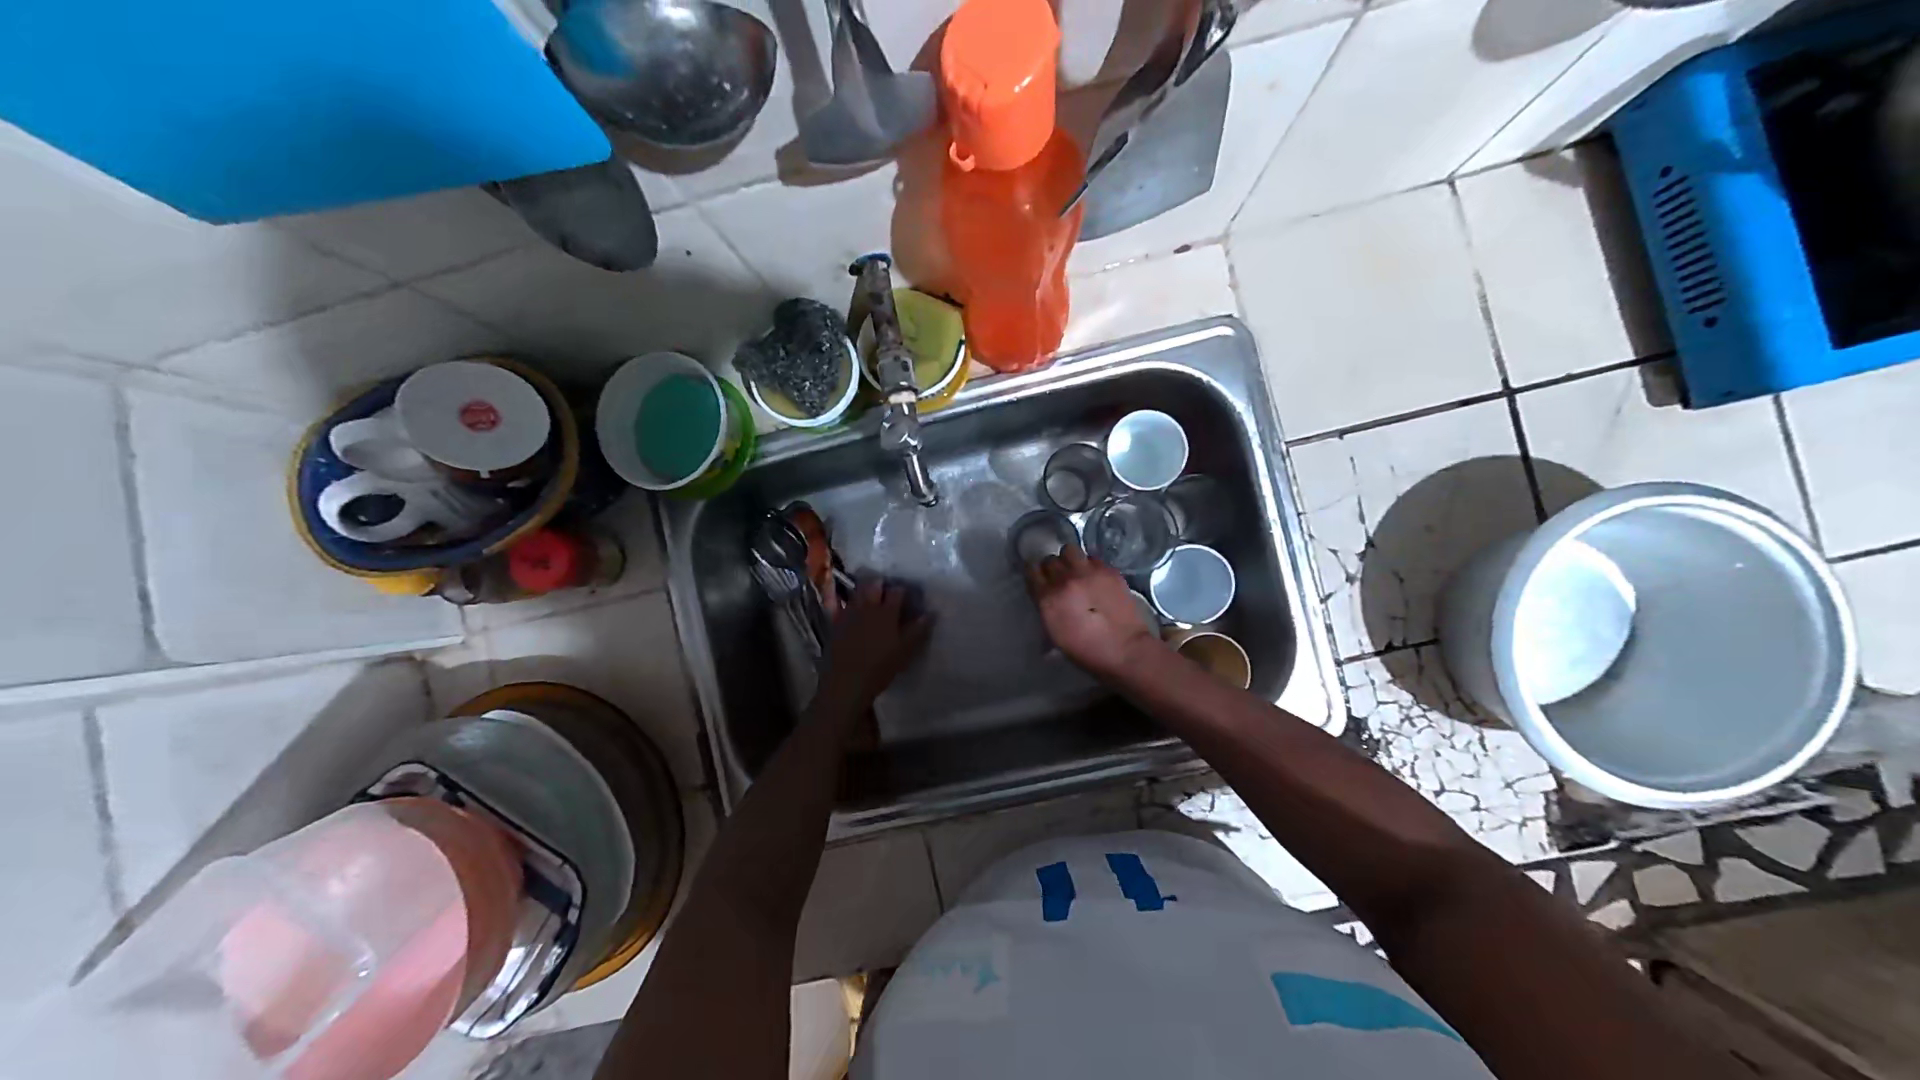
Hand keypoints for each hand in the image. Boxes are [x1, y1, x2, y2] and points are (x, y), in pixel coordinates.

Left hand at [814, 578, 934, 714]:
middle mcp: (868, 607)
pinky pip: (838, 604)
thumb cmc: (881, 667)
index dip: (902, 590)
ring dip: (863, 590)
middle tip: (885, 589)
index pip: (897, 591)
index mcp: (887, 613)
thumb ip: (918, 630)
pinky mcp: (835, 623)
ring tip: (868, 595)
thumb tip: (930, 613)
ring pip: (856, 592)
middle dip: (880, 584)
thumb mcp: (905, 650)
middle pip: (873, 585)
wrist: (848, 681)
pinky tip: (846, 604)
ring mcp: (849, 613)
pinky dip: (843, 600)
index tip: (906, 595)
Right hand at [1026, 545, 1160, 678]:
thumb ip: (1045, 609)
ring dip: (1070, 559)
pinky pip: (1092, 559)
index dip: (1034, 573)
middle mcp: (1065, 579)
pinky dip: (1090, 566)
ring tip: (1076, 571)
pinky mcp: (1109, 570)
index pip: (1031, 571)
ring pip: (1070, 550)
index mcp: (1048, 598)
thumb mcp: (1054, 635)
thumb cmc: (1085, 651)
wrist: (1124, 650)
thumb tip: (1044, 598)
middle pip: (1050, 560)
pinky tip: (1095, 578)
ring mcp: (1088, 572)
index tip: (1039, 578)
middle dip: (1052, 568)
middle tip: (1060, 578)